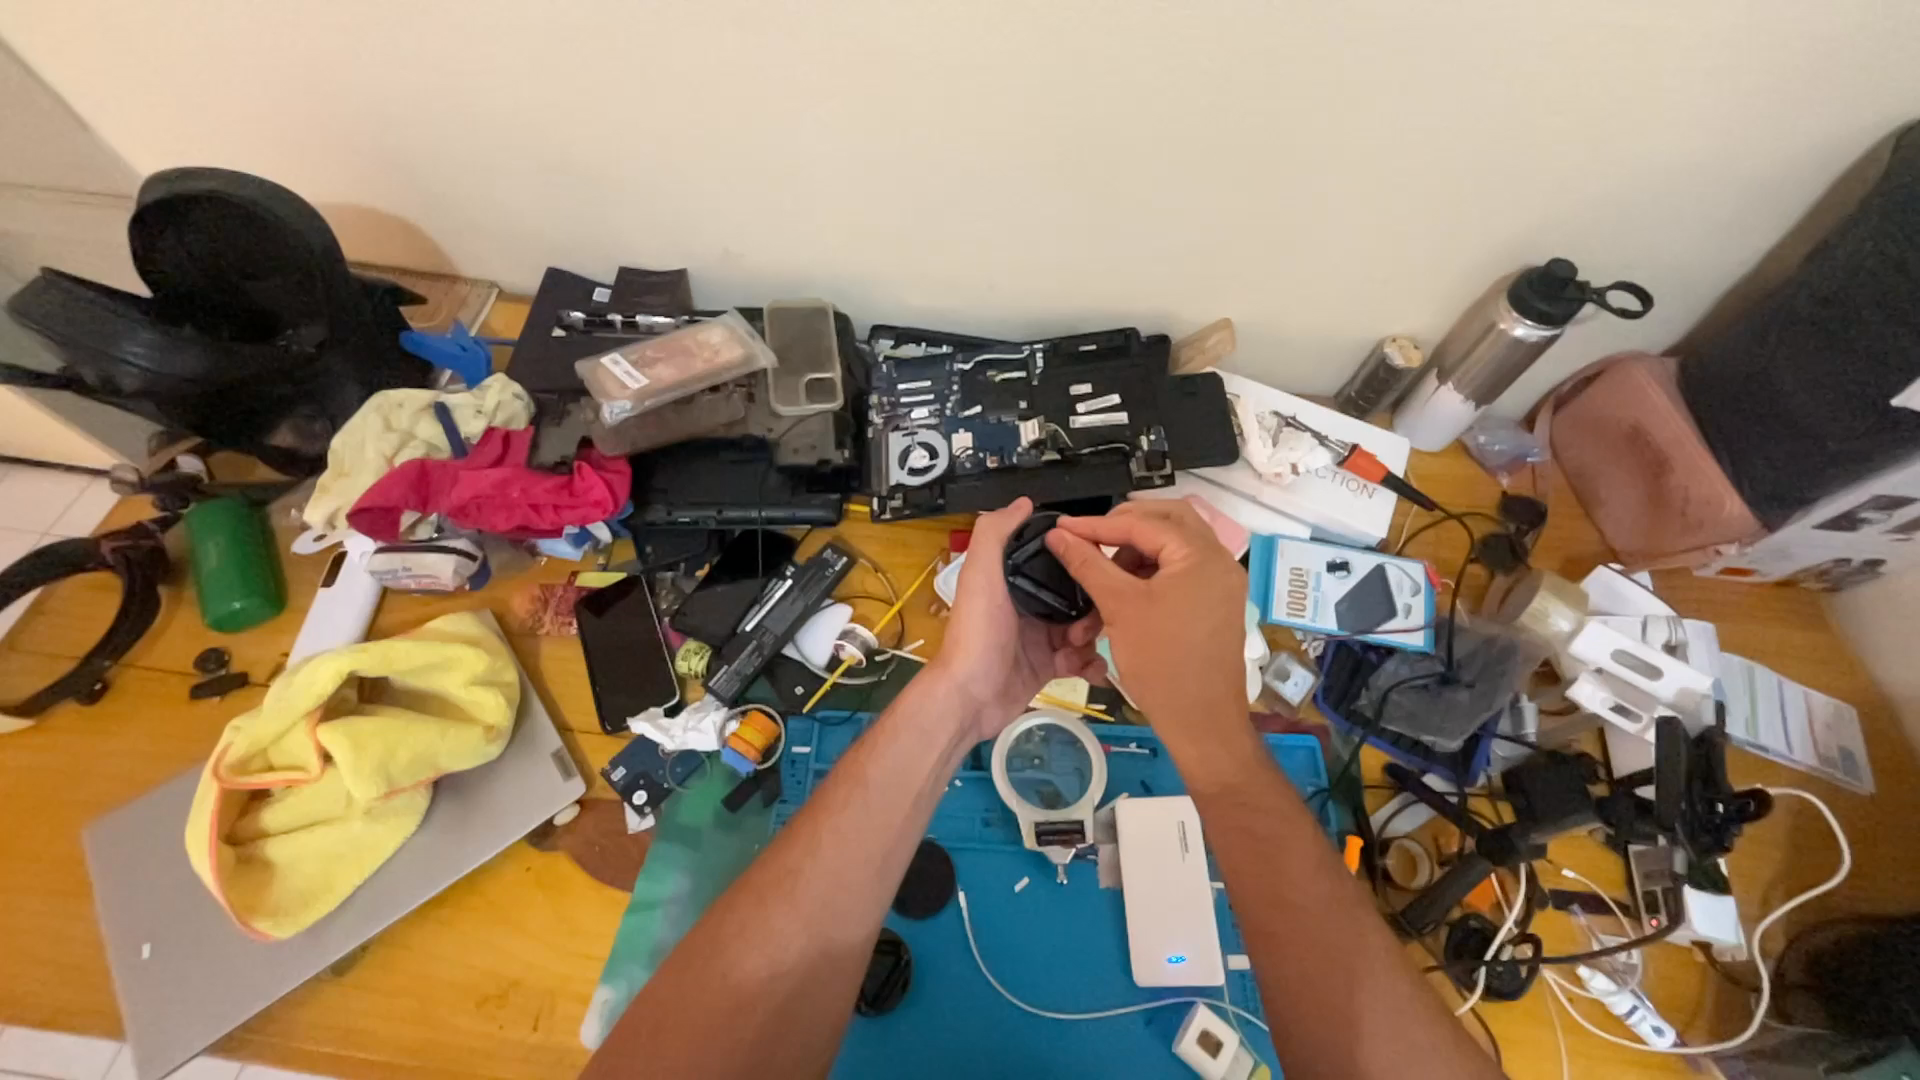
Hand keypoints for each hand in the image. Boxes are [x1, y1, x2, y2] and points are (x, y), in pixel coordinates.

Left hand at [925, 497, 1105, 743]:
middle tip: (1091, 620)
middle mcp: (1027, 606)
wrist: (970, 696)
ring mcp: (1039, 638)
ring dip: (1092, 635)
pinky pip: (1080, 661)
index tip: (1098, 565)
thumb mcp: (981, 574)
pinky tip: (1092, 669)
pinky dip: (1091, 664)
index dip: (1077, 561)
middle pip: (1075, 596)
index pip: (1054, 562)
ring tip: (1083, 646)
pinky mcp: (1047, 668)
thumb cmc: (976, 632)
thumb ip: (995, 534)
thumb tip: (1023, 502)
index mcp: (1012, 581)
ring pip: (1082, 628)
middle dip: (1092, 605)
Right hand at [1044, 501, 1248, 738]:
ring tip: (1104, 574)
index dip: (1097, 524)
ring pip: (1173, 546)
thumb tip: (1058, 534)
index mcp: (1201, 555)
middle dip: (1123, 527)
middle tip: (1089, 538)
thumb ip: (1088, 563)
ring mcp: (1220, 583)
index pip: (1143, 523)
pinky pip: (1180, 571)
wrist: (1201, 722)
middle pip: (1167, 520)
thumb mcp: (1119, 607)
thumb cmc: (1161, 662)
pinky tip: (1123, 591)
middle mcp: (1219, 561)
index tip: (1062, 528)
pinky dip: (1150, 573)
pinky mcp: (1214, 603)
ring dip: (1135, 552)